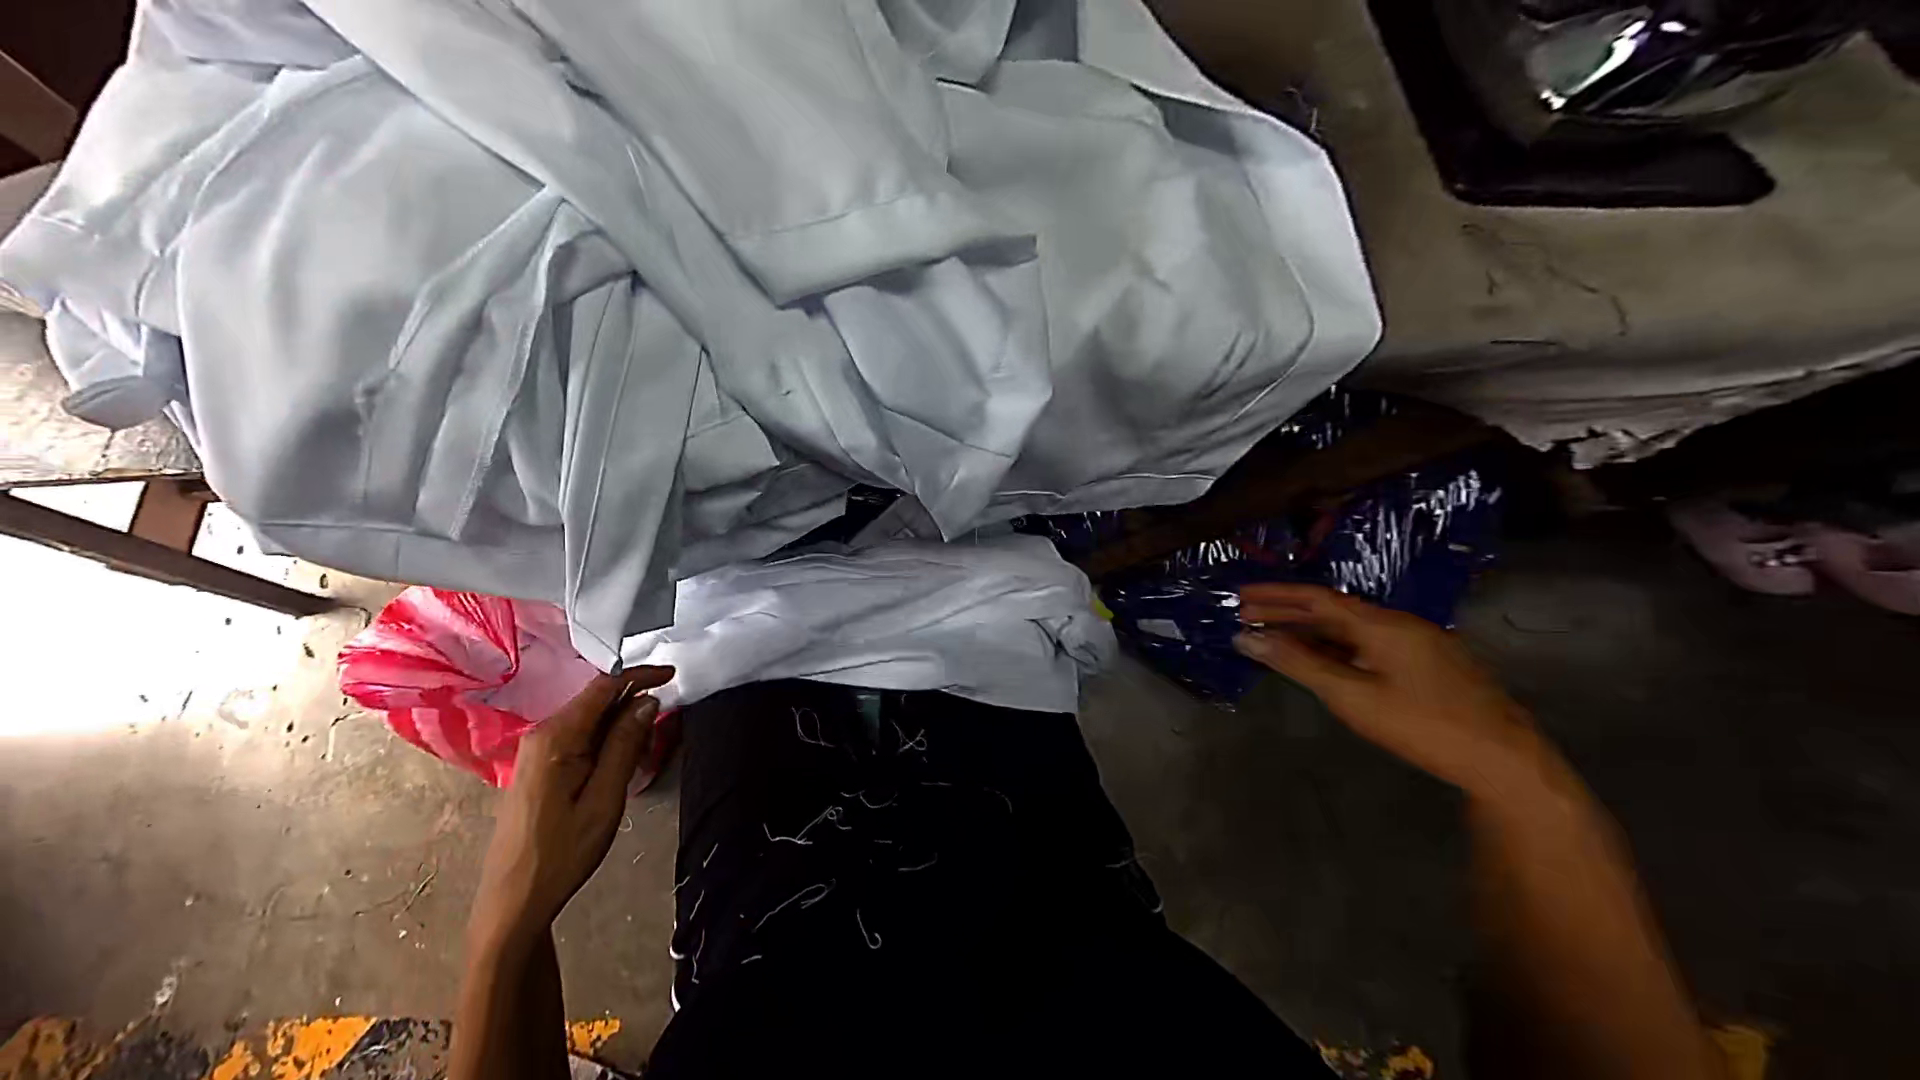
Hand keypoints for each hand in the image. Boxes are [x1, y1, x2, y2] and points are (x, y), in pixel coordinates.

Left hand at [469, 667, 672, 948]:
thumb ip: (625, 744)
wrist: (513, 902)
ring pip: (590, 720)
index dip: (640, 675)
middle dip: (633, 705)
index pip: (603, 686)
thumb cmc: (562, 853)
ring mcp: (537, 752)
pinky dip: (607, 741)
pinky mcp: (540, 767)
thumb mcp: (605, 798)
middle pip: (596, 701)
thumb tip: (646, 701)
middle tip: (661, 732)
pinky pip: (580, 738)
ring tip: (643, 754)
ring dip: (622, 726)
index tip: (673, 675)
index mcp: (556, 737)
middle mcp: (542, 735)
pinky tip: (620, 764)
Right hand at [1234, 585, 1558, 800]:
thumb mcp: (1352, 695)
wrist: (1507, 761)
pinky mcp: (1428, 664)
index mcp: (1381, 623)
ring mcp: (1418, 644)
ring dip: (1310, 632)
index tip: (1240, 596)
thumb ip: (1298, 664)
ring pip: (1352, 630)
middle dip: (1287, 612)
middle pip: (1333, 611)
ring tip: (1274, 639)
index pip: (1316, 598)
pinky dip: (1336, 648)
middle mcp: (1399, 624)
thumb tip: (1247, 638)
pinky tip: (1322, 661)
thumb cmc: (1423, 724)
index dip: (1275, 595)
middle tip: (1246, 617)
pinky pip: (1369, 645)